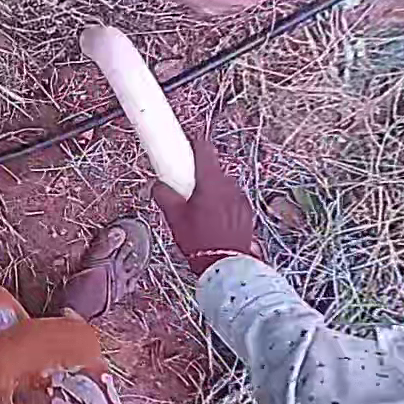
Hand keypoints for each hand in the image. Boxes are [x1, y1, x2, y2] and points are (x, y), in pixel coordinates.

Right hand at [152, 133, 257, 274]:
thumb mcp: (173, 217)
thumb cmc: (199, 240)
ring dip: (209, 189)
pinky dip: (219, 202)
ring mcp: (240, 199)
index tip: (186, 138)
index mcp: (210, 183)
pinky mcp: (246, 211)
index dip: (193, 142)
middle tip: (183, 186)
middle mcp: (229, 186)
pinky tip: (209, 218)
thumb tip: (158, 185)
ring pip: (221, 185)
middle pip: (211, 170)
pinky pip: (230, 199)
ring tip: (196, 207)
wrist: (227, 264)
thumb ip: (164, 195)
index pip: (204, 151)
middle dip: (197, 174)